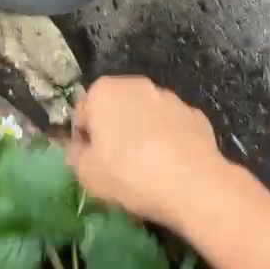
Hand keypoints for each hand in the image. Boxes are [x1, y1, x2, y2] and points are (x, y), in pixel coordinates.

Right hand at [64, 76, 231, 229]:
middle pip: (116, 109)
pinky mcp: (195, 115)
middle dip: (115, 131)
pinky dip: (171, 140)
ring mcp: (168, 97)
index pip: (84, 112)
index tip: (93, 161)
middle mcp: (135, 84)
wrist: (194, 185)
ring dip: (144, 133)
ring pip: (147, 116)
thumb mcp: (87, 174)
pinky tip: (174, 166)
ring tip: (150, 169)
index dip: (85, 138)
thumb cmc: (130, 174)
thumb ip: (74, 155)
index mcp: (103, 91)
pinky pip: (174, 127)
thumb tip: (79, 148)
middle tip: (118, 165)